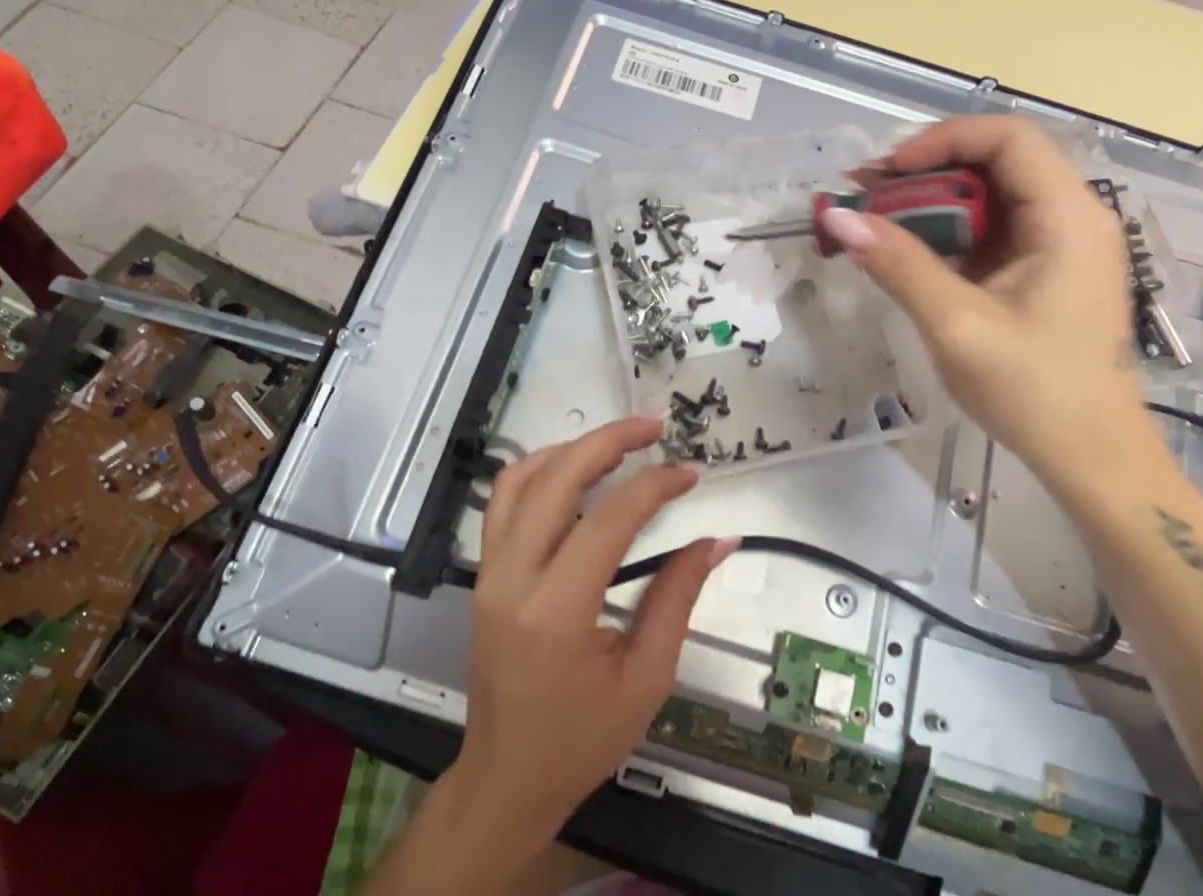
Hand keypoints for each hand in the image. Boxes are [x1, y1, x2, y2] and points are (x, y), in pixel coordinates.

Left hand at [447, 416, 736, 852]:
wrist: (508, 778)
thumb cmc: (583, 740)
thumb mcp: (646, 677)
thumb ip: (677, 598)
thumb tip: (718, 540)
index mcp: (556, 612)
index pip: (609, 520)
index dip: (655, 486)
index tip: (692, 473)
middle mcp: (512, 579)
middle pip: (556, 479)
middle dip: (608, 441)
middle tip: (654, 425)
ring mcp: (489, 574)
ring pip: (519, 481)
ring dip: (569, 450)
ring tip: (618, 442)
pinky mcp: (484, 577)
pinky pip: (504, 505)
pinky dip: (540, 474)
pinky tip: (576, 476)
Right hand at [820, 116, 1143, 481]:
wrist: (1090, 455)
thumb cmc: (1033, 391)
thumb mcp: (957, 326)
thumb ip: (900, 265)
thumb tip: (840, 219)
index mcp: (1069, 217)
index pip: (1006, 138)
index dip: (940, 141)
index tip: (884, 174)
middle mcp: (1075, 217)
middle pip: (998, 162)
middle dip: (928, 172)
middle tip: (866, 197)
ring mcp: (1064, 245)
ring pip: (993, 197)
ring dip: (934, 204)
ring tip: (877, 224)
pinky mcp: (1049, 272)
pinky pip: (996, 232)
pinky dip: (951, 235)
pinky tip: (910, 255)